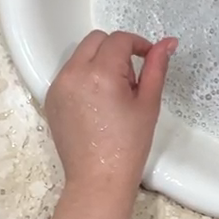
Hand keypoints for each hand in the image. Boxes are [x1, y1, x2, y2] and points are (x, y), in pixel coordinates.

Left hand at [44, 30, 177, 197]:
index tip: (149, 58)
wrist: (99, 178)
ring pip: (81, 55)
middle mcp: (73, 74)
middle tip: (131, 79)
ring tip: (115, 94)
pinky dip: (85, 77)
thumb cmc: (128, 146)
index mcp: (100, 74)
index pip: (119, 40)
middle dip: (117, 50)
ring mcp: (58, 86)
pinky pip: (70, 73)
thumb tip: (167, 43)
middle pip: (96, 40)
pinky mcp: (51, 98)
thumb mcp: (148, 104)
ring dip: (100, 62)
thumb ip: (156, 68)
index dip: (139, 44)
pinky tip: (99, 105)